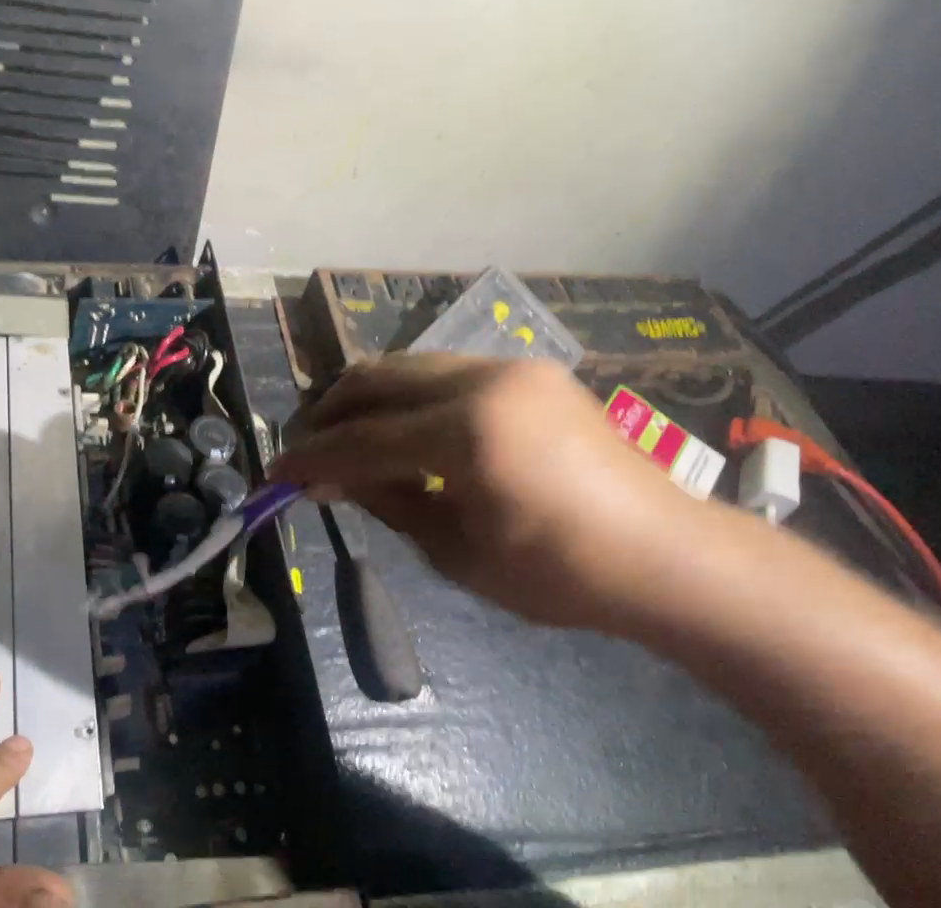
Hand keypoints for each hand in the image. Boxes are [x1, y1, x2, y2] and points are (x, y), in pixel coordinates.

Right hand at [269, 354, 700, 628]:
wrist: (667, 557)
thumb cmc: (560, 575)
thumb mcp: (456, 551)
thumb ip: (386, 499)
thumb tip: (327, 478)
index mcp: (468, 433)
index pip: (361, 437)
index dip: (310, 458)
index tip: (273, 476)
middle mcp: (484, 381)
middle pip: (374, 378)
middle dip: (327, 414)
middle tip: (304, 451)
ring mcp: (510, 369)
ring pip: (406, 365)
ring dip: (364, 399)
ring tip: (344, 439)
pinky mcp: (528, 373)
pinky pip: (442, 372)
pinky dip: (405, 397)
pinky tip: (399, 431)